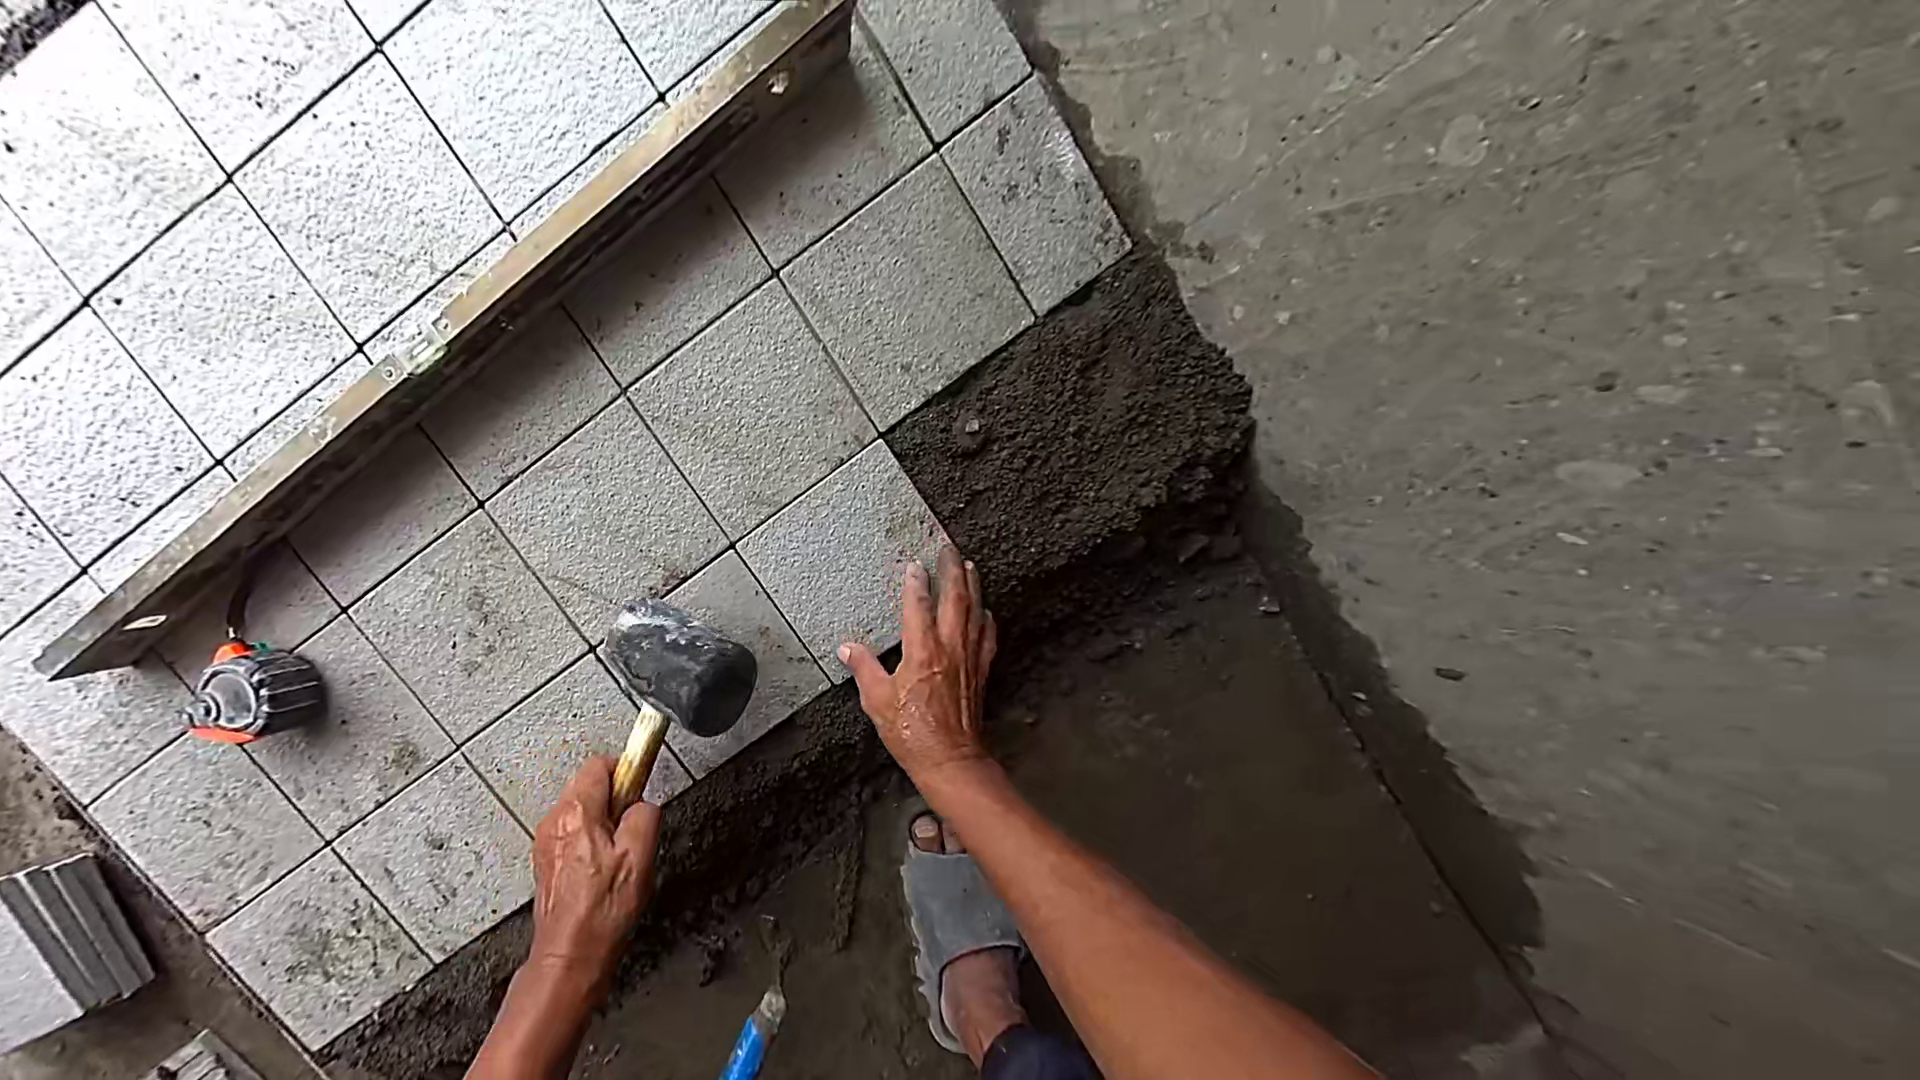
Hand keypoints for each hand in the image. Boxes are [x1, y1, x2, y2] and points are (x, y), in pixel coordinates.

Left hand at [527, 757, 660, 989]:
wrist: (573, 953)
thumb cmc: (604, 909)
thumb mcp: (642, 851)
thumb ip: (646, 811)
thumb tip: (642, 802)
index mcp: (576, 814)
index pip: (600, 764)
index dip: (627, 769)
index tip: (642, 780)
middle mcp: (554, 823)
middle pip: (590, 784)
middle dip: (617, 796)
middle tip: (632, 825)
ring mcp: (546, 842)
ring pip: (584, 807)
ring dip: (606, 817)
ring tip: (620, 849)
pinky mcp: (547, 859)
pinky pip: (575, 829)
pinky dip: (593, 836)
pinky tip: (605, 862)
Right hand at [840, 545, 997, 782]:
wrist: (950, 758)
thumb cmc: (913, 733)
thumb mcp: (877, 701)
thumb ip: (864, 669)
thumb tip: (848, 649)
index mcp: (922, 651)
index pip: (919, 605)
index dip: (916, 582)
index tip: (914, 566)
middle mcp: (949, 648)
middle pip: (955, 598)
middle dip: (952, 570)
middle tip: (949, 549)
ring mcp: (968, 658)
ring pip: (975, 611)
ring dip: (973, 586)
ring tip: (970, 566)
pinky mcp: (980, 672)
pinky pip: (987, 638)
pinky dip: (987, 621)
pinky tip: (987, 612)